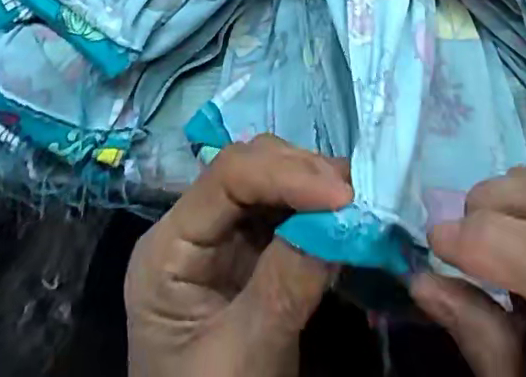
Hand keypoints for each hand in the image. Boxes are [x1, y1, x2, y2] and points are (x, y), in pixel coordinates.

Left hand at [125, 135, 352, 376]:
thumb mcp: (245, 354)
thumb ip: (285, 285)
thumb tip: (338, 222)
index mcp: (168, 246)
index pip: (224, 179)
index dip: (284, 173)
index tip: (341, 193)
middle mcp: (191, 228)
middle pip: (245, 171)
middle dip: (301, 173)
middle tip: (357, 192)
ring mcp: (220, 241)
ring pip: (266, 184)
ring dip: (312, 185)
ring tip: (357, 200)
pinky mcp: (248, 258)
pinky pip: (282, 216)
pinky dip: (314, 211)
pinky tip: (341, 219)